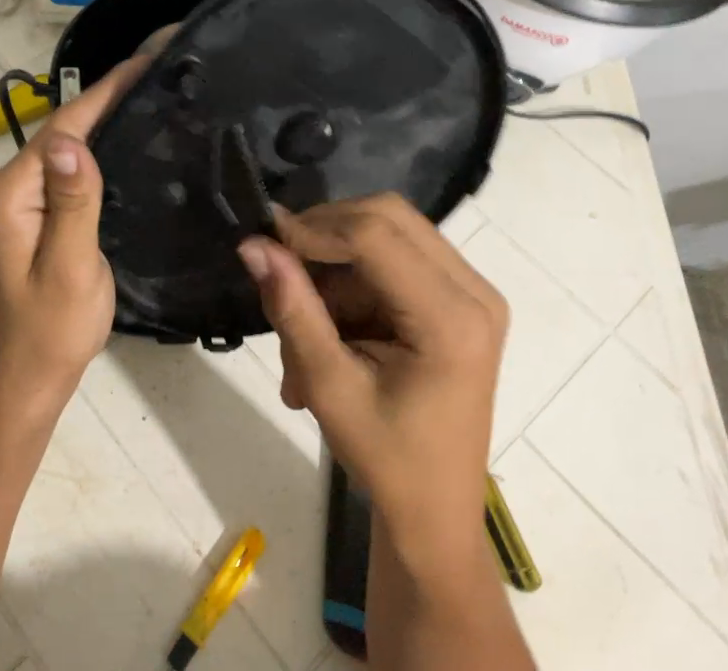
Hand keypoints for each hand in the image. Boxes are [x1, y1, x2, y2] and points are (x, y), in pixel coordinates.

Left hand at [0, 55, 149, 394]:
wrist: (36, 372)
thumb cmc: (54, 327)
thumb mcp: (67, 267)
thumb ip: (71, 203)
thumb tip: (72, 140)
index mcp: (14, 192)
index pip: (63, 128)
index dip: (104, 92)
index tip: (148, 61)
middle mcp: (15, 186)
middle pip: (65, 129)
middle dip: (110, 95)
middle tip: (162, 68)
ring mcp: (29, 199)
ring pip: (72, 145)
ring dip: (108, 116)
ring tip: (156, 91)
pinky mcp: (46, 212)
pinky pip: (76, 168)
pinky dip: (105, 146)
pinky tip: (134, 138)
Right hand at [237, 194, 507, 543]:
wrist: (434, 509)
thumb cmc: (386, 457)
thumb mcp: (328, 385)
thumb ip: (292, 309)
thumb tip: (253, 245)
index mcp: (451, 318)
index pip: (375, 235)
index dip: (312, 230)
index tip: (261, 248)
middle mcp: (474, 292)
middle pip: (387, 218)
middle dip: (324, 237)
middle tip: (279, 274)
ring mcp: (472, 294)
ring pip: (387, 236)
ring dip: (334, 271)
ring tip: (302, 337)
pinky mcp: (460, 301)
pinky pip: (393, 262)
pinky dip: (351, 288)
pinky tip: (328, 338)